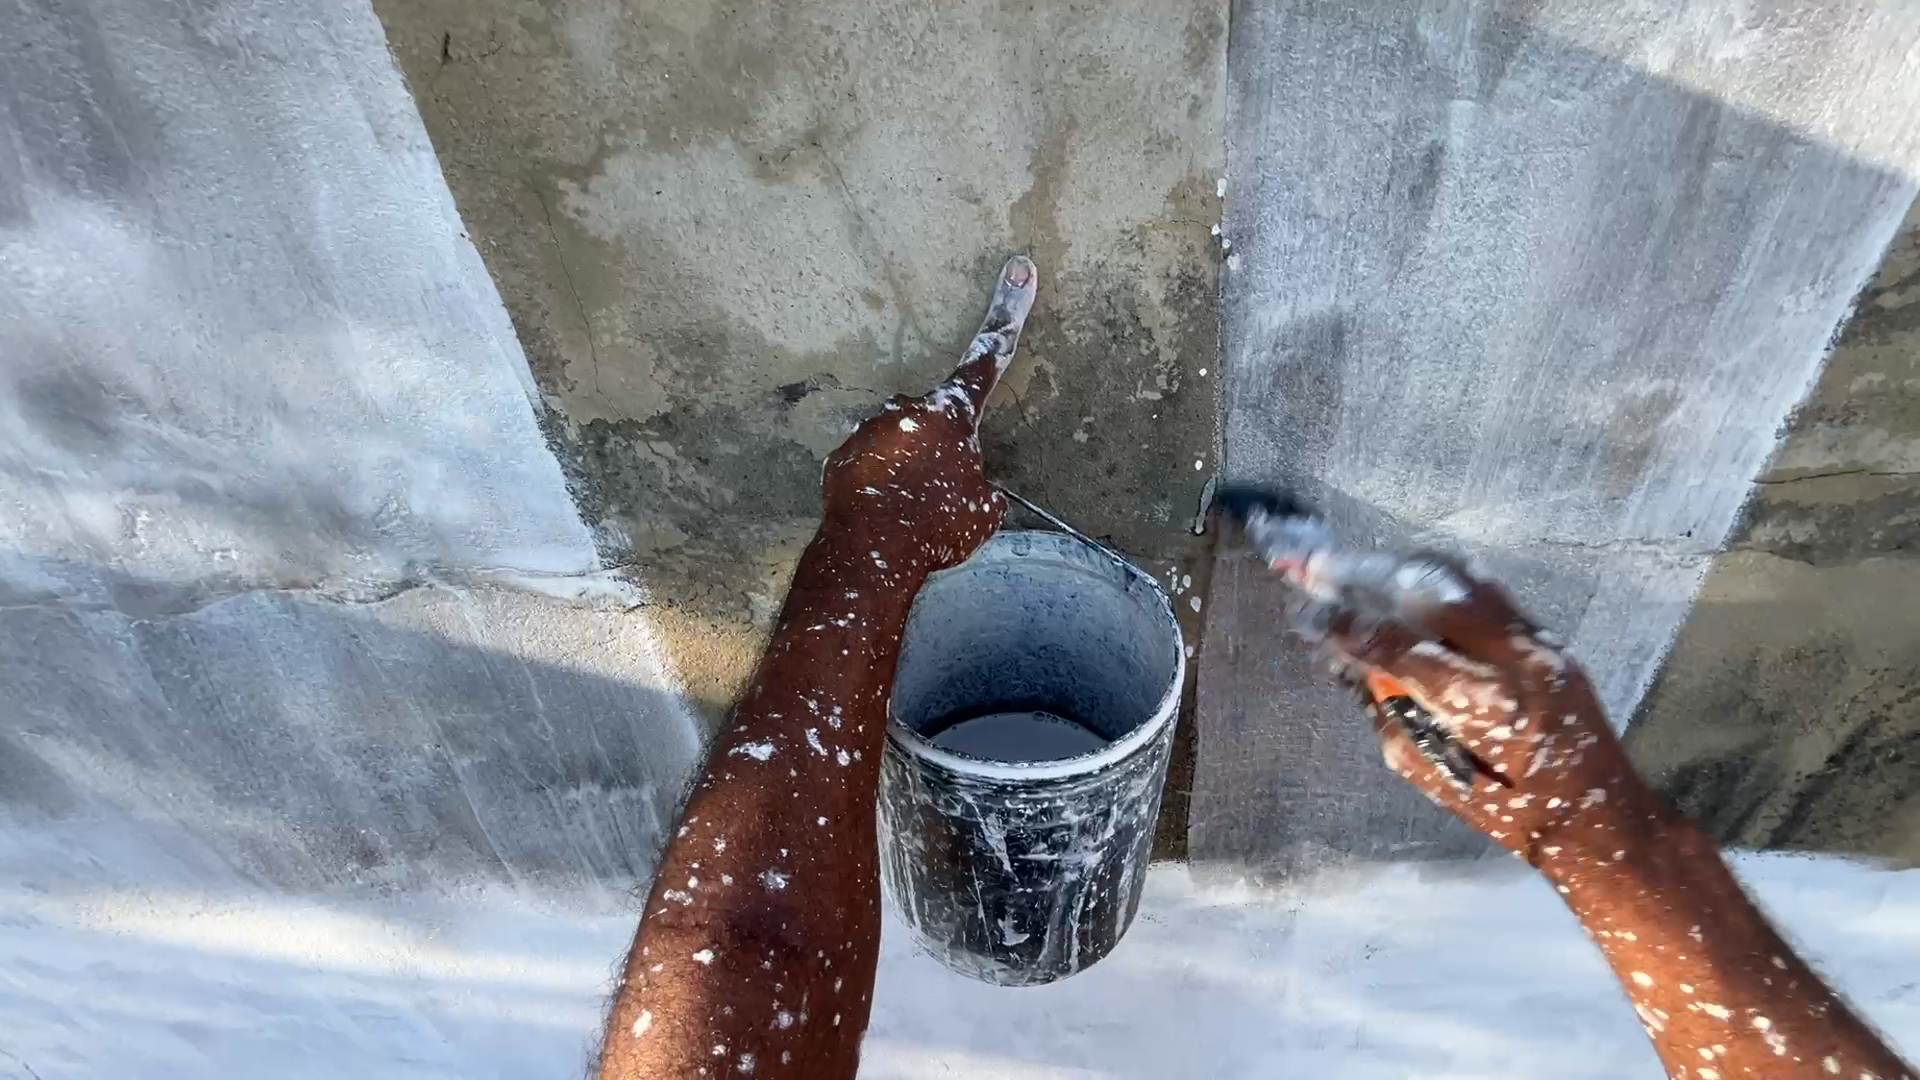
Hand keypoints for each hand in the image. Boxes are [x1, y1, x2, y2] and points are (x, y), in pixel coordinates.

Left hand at [820, 256, 1036, 575]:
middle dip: (937, 448)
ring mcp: (868, 431)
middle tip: (938, 493)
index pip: (986, 359)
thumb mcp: (984, 509)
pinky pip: (869, 464)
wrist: (873, 554)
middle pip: (931, 419)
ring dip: (905, 470)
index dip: (1008, 314)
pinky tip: (883, 514)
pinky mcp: (841, 456)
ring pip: (897, 444)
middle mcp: (907, 410)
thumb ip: (979, 483)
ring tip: (909, 512)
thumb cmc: (937, 527)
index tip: (1018, 269)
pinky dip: (879, 484)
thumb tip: (970, 485)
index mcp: (950, 414)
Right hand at [1309, 555, 1656, 859]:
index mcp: (1473, 700)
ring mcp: (1535, 639)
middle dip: (1361, 572)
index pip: (1389, 641)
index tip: (1304, 612)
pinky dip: (1436, 577)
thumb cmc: (1498, 804)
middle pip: (1422, 586)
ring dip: (1397, 566)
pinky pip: (1484, 587)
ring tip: (1357, 566)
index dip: (1339, 622)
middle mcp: (1508, 656)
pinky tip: (1405, 578)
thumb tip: (1341, 657)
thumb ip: (1380, 704)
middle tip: (1317, 564)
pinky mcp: (1548, 636)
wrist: (1598, 817)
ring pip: (1456, 574)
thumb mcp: (1421, 764)